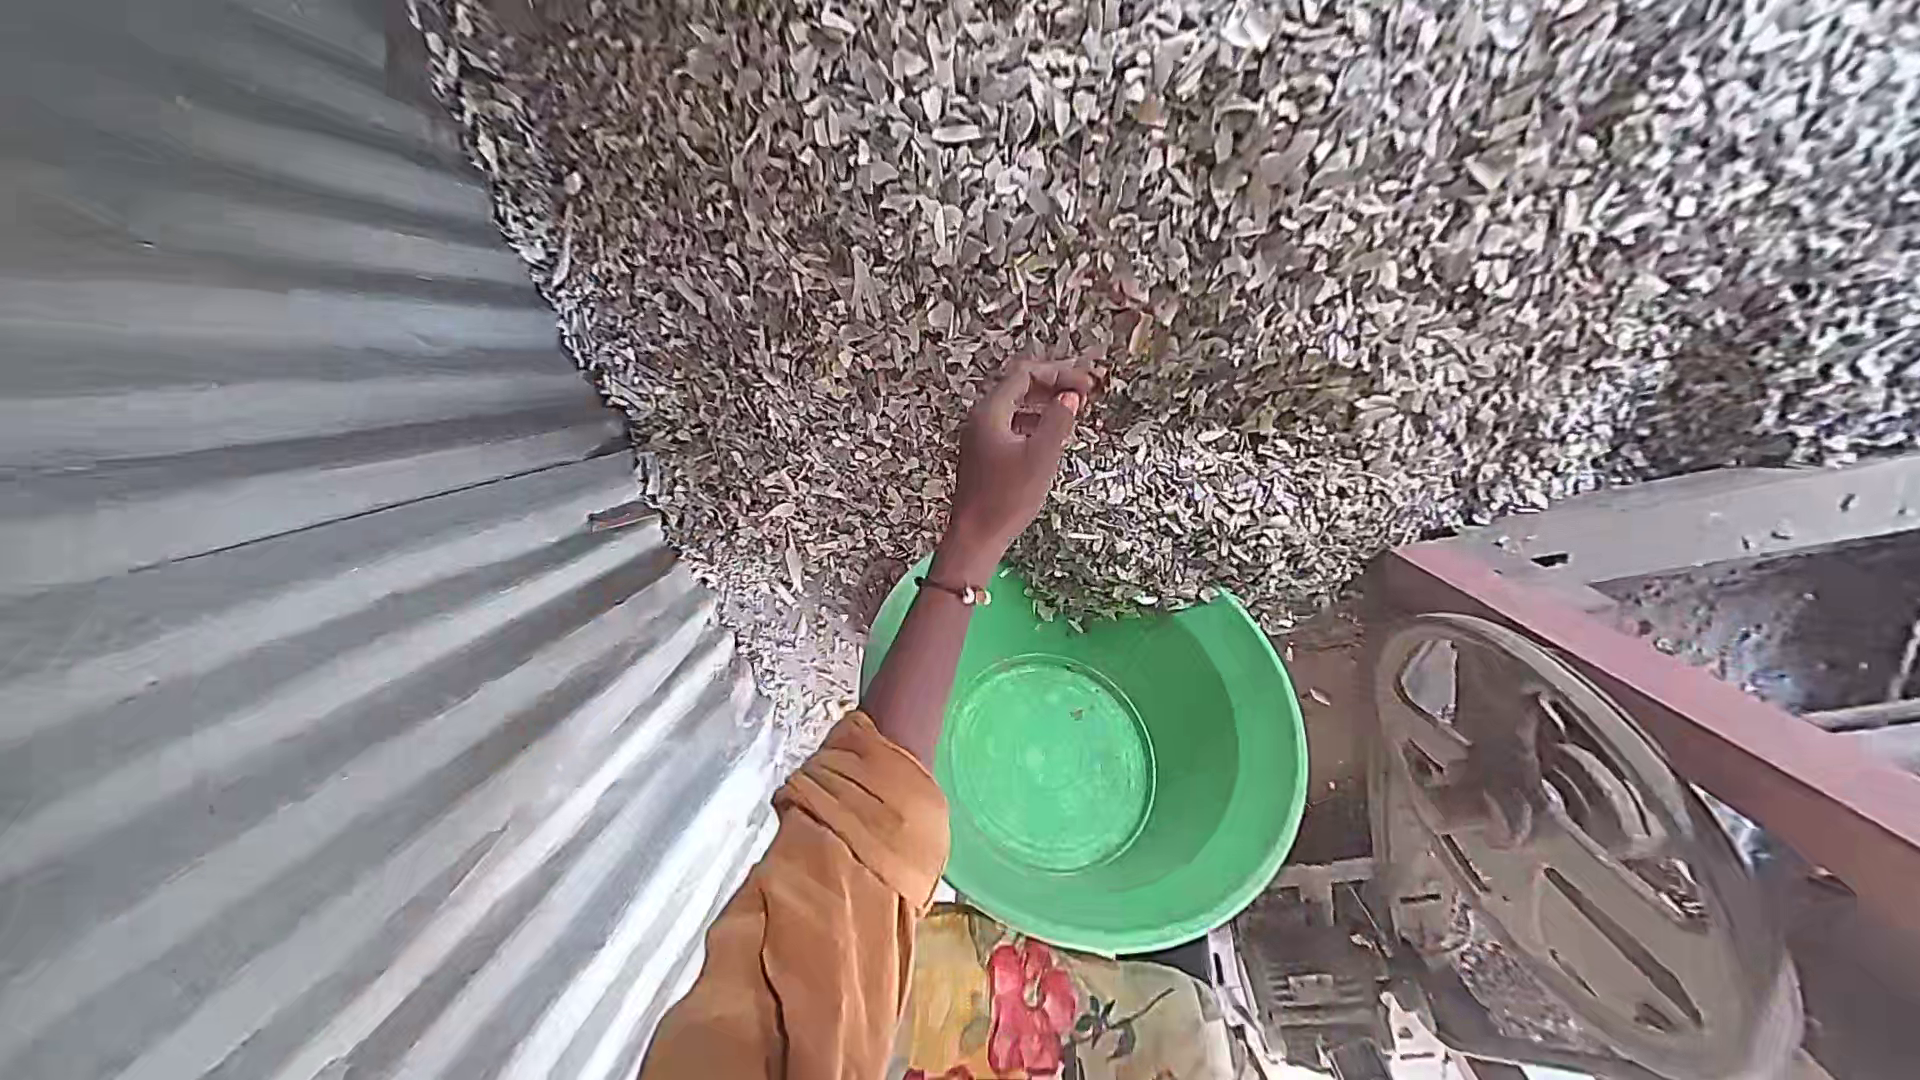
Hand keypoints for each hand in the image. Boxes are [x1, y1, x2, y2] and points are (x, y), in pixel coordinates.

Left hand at [937, 358, 1096, 581]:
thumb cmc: (1005, 500)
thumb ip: (1058, 421)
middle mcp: (981, 420)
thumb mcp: (1041, 457)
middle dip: (1053, 384)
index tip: (1085, 384)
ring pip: (1016, 408)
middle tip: (1083, 391)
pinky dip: (1033, 424)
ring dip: (1045, 404)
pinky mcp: (983, 456)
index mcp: (990, 413)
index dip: (1059, 373)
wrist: (975, 536)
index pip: (1025, 374)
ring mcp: (980, 438)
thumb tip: (1070, 397)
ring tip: (1072, 410)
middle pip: (1019, 387)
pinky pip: (1011, 427)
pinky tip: (1050, 436)